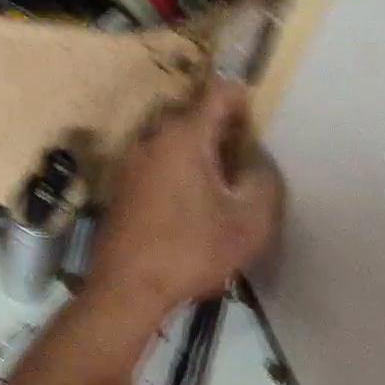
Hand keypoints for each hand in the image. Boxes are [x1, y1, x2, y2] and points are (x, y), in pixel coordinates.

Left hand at [92, 81, 284, 311]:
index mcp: (183, 136)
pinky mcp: (119, 194)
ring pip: (173, 147)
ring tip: (218, 194)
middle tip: (242, 168)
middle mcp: (150, 140)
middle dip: (222, 135)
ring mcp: (129, 167)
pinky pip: (156, 172)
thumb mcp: (249, 222)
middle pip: (194, 119)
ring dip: (198, 161)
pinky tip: (188, 214)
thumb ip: (264, 182)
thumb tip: (256, 165)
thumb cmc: (190, 254)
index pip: (221, 92)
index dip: (246, 103)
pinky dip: (176, 181)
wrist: (127, 292)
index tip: (259, 130)